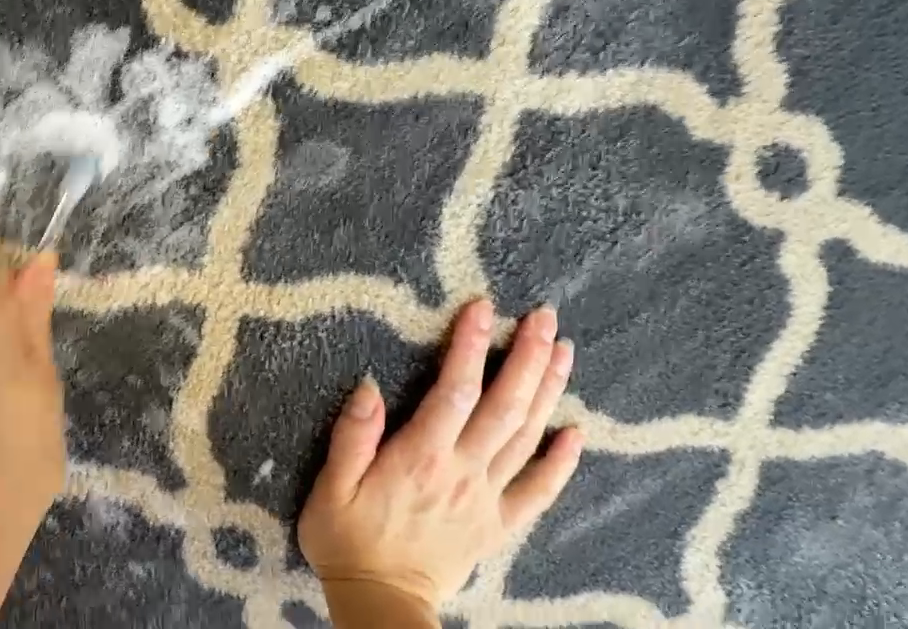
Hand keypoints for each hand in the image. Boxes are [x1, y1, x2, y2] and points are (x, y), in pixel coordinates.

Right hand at [299, 299, 582, 625]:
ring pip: (526, 438)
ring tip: (563, 351)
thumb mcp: (331, 485)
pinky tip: (576, 431)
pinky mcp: (498, 523)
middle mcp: (462, 472)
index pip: (455, 390)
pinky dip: (561, 461)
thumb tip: (370, 385)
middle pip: (505, 408)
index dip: (470, 345)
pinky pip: (539, 491)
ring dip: (547, 392)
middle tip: (544, 318)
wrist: (380, 601)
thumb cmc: (346, 537)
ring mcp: (486, 498)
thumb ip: (352, 435)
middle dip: (526, 358)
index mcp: (421, 456)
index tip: (483, 307)